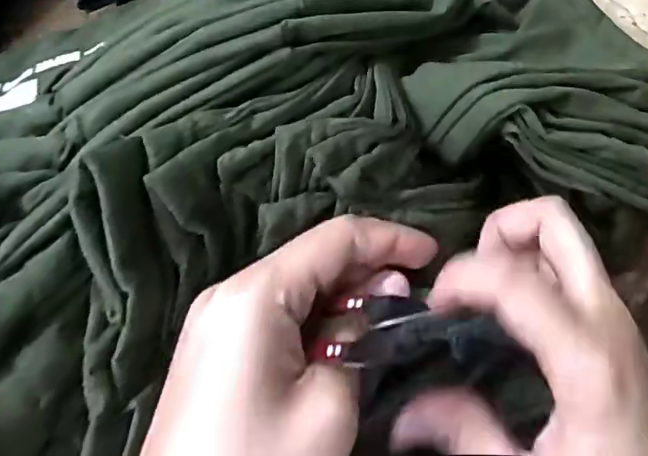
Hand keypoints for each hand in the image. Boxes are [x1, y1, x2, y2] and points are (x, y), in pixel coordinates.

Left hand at [143, 216, 438, 455]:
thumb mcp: (327, 408)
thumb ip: (358, 342)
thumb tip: (372, 306)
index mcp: (255, 291)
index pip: (337, 238)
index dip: (390, 239)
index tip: (432, 253)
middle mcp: (231, 289)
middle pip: (314, 257)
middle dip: (368, 269)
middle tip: (413, 297)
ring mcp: (217, 318)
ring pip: (297, 283)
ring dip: (343, 294)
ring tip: (386, 315)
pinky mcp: (215, 346)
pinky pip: (276, 311)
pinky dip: (315, 316)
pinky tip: (343, 337)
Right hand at [391, 198, 647, 455]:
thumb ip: (469, 434)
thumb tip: (406, 412)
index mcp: (586, 353)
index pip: (513, 274)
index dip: (461, 275)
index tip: (433, 306)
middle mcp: (607, 314)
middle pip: (555, 219)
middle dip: (502, 229)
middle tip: (472, 280)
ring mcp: (619, 315)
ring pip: (566, 237)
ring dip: (519, 245)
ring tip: (485, 297)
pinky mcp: (622, 327)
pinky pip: (573, 267)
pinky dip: (536, 266)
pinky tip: (513, 316)